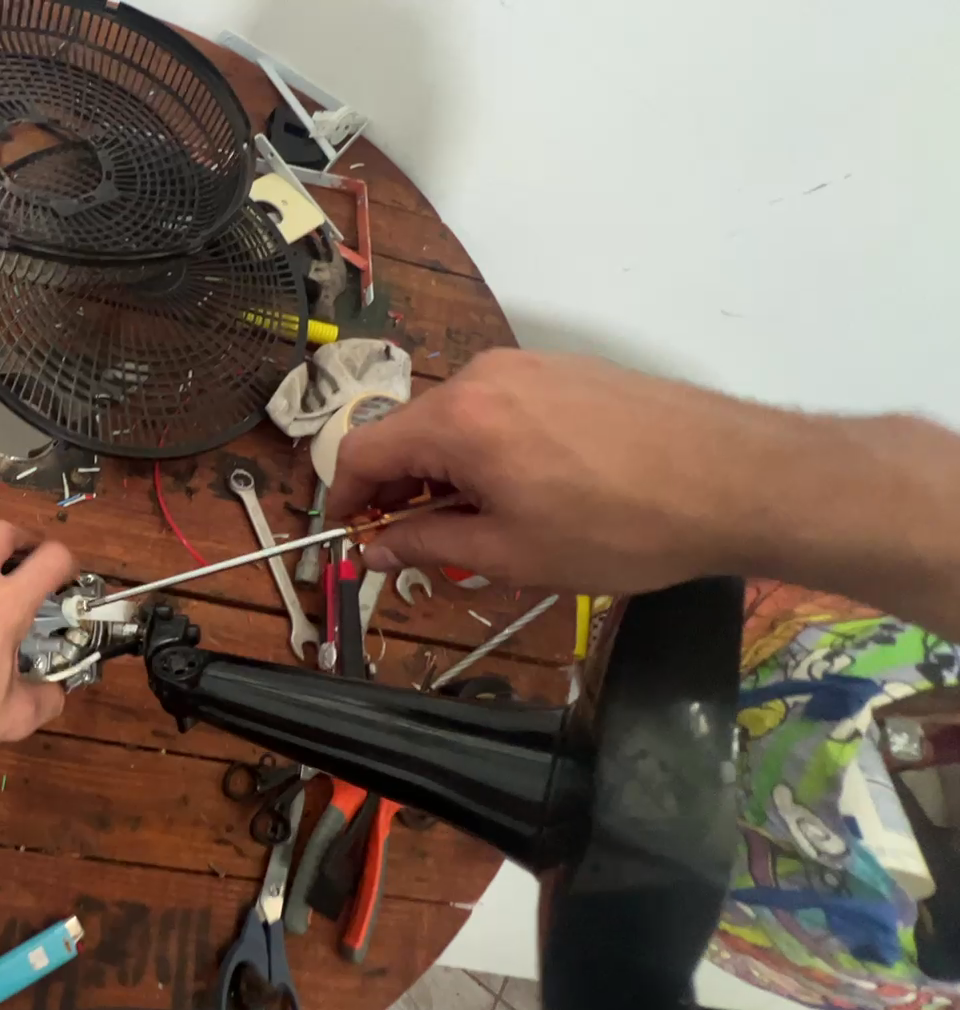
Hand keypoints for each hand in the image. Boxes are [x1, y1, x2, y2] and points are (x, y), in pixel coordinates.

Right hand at [328, 349, 810, 594]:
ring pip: (445, 418)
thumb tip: (372, 550)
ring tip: (470, 513)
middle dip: (392, 486)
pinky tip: (514, 480)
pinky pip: (489, 405)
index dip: (342, 496)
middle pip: (401, 431)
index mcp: (456, 421)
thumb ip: (424, 546)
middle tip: (412, 534)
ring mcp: (524, 366)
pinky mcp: (561, 368)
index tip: (349, 533)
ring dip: (435, 466)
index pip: (360, 451)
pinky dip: (475, 444)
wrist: (757, 480)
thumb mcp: (509, 553)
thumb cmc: (622, 527)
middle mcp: (480, 378)